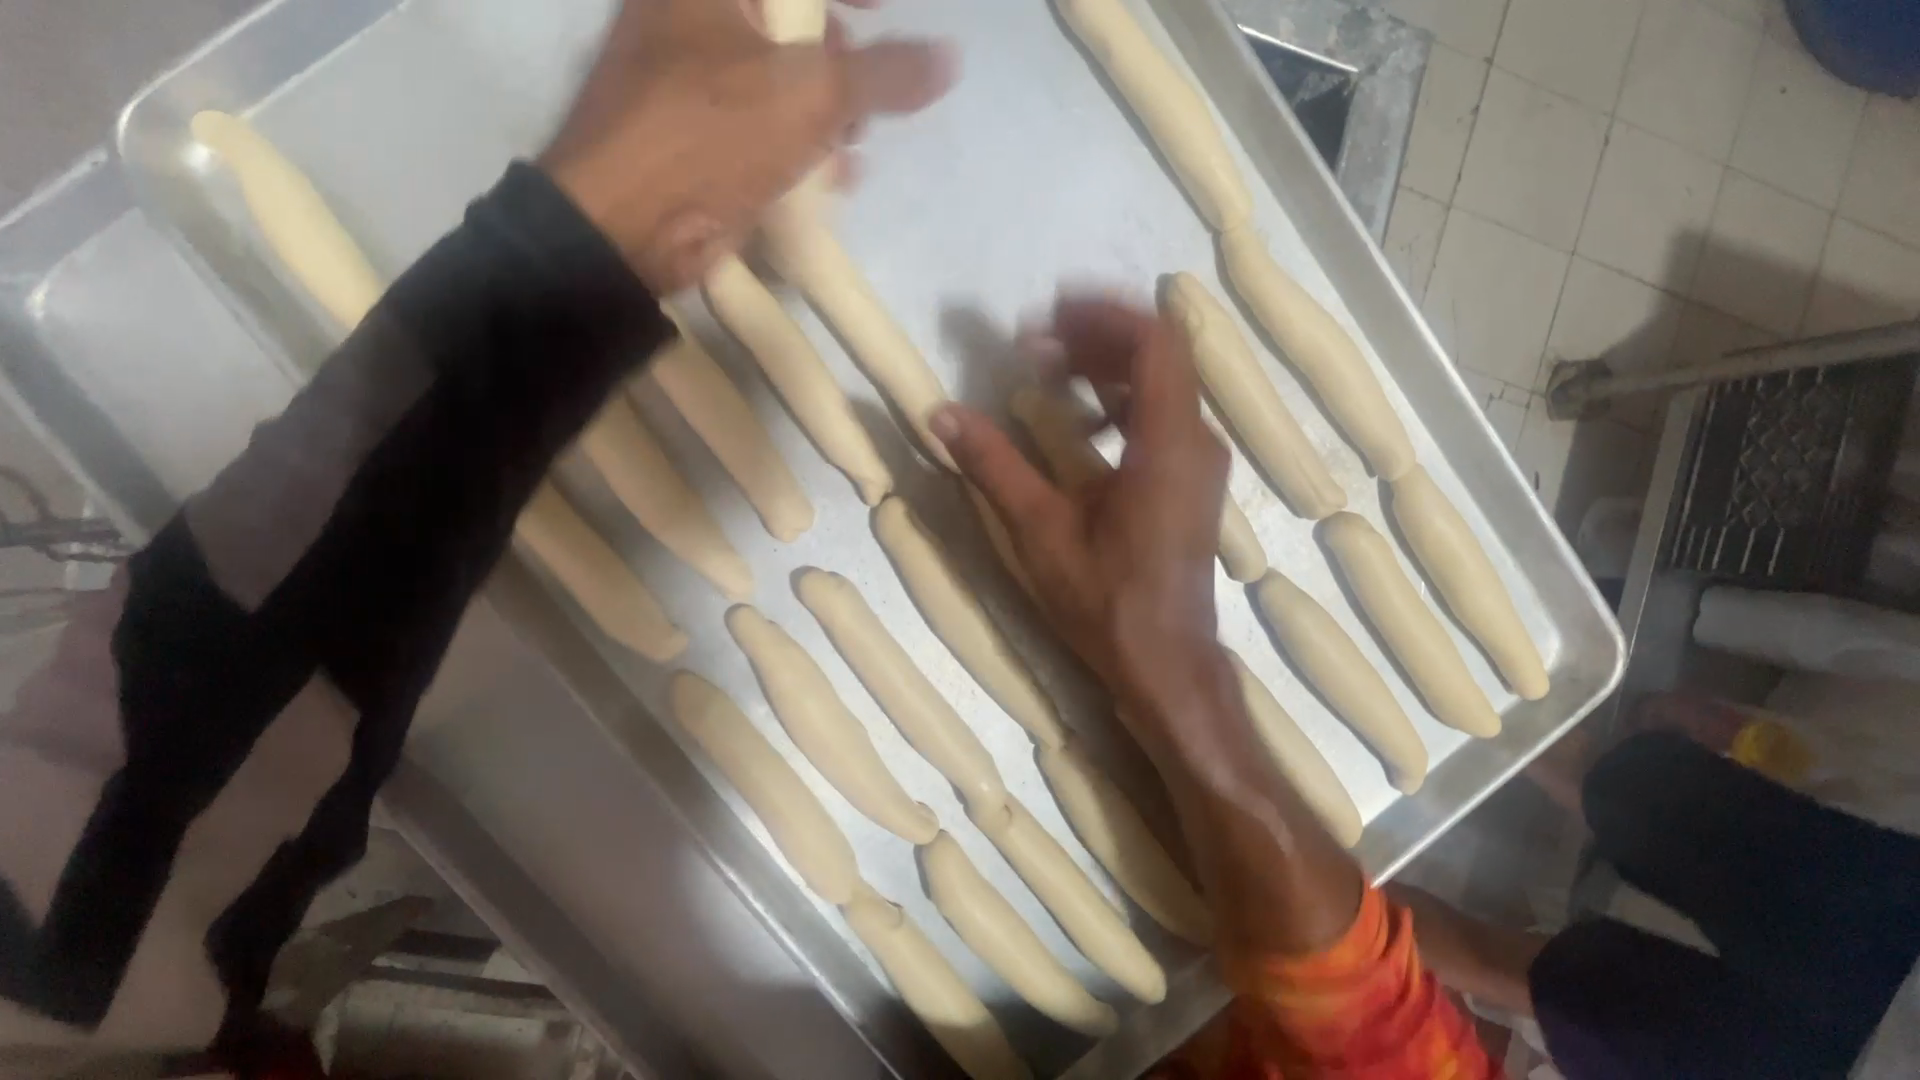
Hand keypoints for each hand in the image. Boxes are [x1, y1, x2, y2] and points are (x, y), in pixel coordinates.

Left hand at [539, 0, 954, 293]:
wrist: (627, 227)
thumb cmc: (710, 134)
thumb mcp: (809, 94)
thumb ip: (883, 74)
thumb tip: (948, 59)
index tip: (882, 12)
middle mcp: (692, 19)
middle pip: (785, 23)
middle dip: (838, 59)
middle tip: (866, 94)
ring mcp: (688, 81)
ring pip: (775, 79)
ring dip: (823, 112)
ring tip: (853, 146)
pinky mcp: (694, 138)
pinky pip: (758, 126)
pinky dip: (797, 146)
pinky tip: (830, 177)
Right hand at [932, 296, 1232, 729]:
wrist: (1165, 661)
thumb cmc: (1106, 600)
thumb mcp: (1040, 531)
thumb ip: (994, 465)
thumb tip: (940, 415)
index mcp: (1169, 444)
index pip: (1154, 342)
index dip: (1101, 315)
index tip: (1046, 314)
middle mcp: (1197, 440)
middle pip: (1158, 354)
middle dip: (1096, 335)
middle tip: (1034, 341)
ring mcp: (1200, 460)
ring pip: (1162, 383)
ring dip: (1106, 366)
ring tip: (1047, 369)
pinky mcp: (1191, 480)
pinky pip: (1161, 415)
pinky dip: (1118, 401)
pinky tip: (1075, 422)